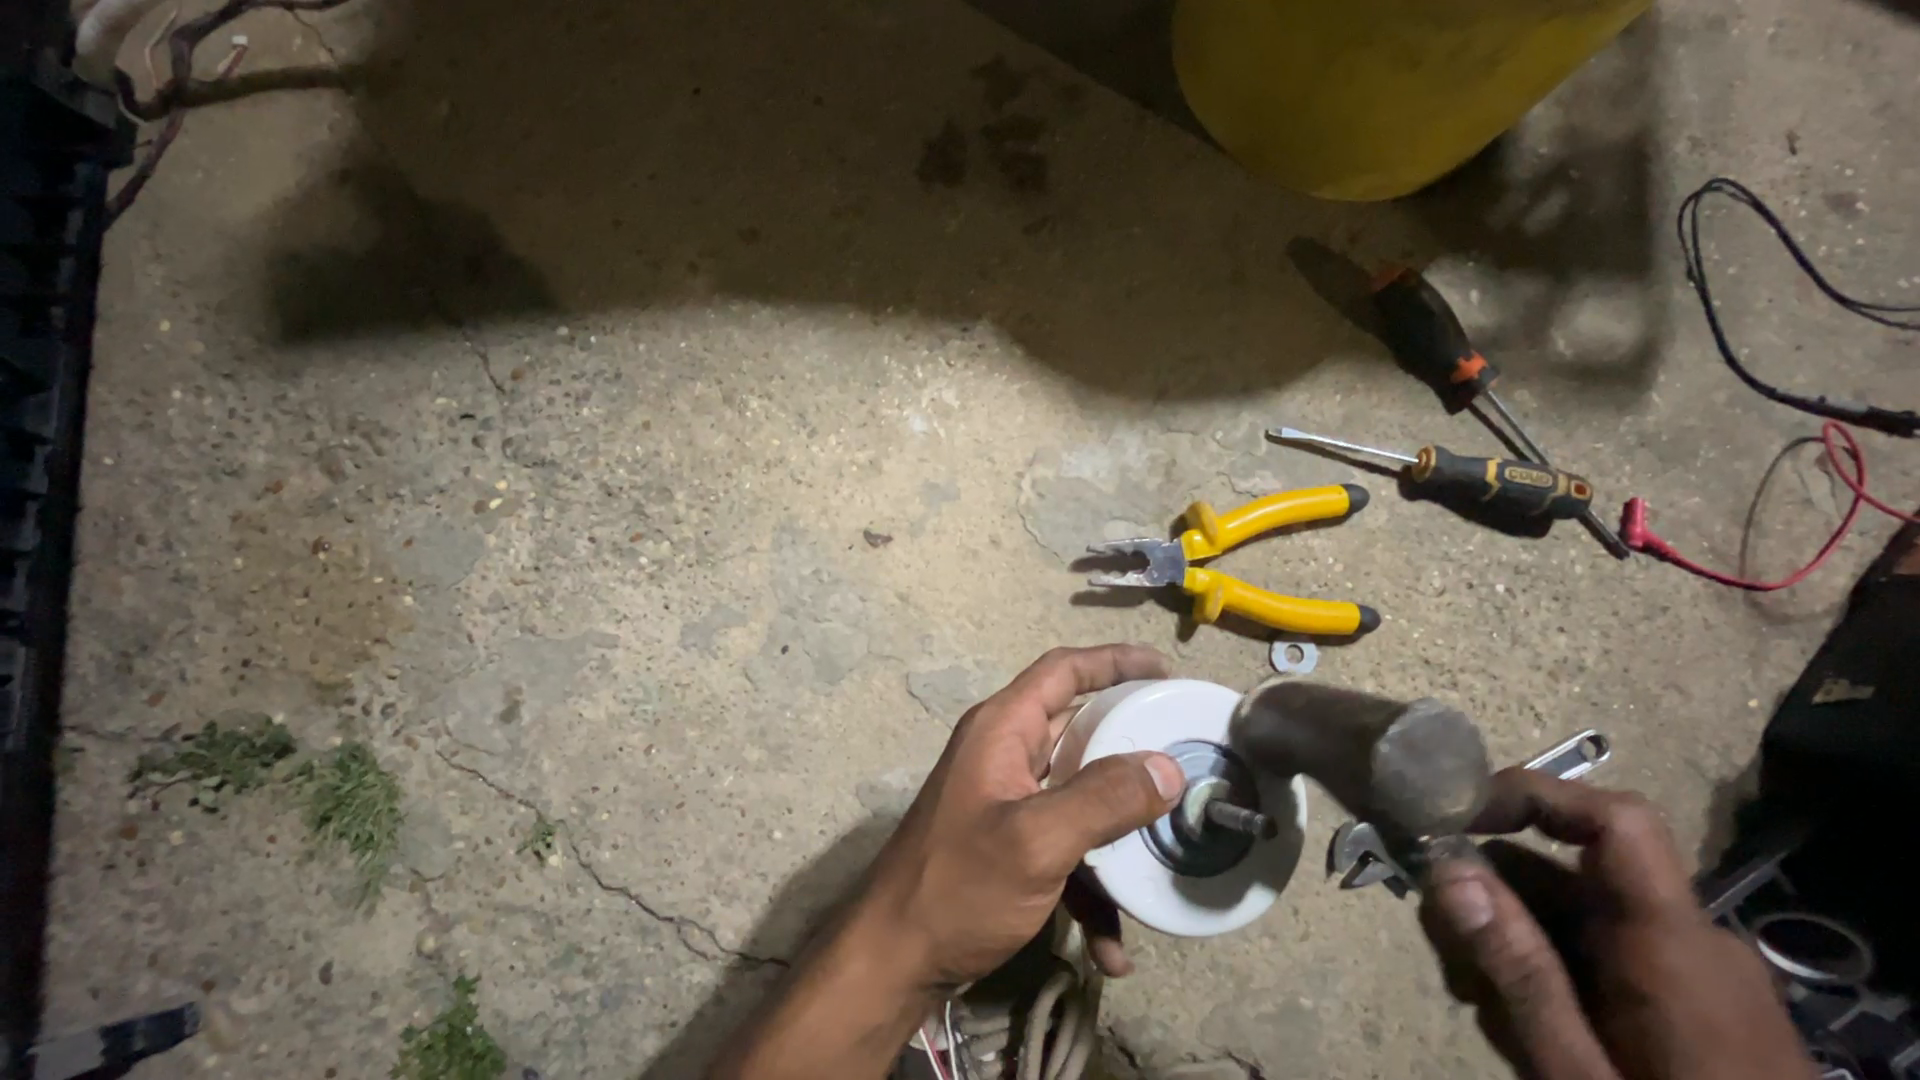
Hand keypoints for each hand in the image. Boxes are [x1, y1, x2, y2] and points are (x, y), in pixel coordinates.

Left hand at [851, 643, 1185, 988]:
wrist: (893, 961)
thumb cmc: (958, 887)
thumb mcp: (1036, 840)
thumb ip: (1103, 798)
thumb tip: (1167, 767)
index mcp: (1002, 729)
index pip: (1063, 670)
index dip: (1115, 661)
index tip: (1168, 673)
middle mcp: (1004, 755)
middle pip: (1079, 729)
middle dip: (1131, 745)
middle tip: (1185, 758)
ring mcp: (1007, 802)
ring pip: (1080, 795)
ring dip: (1119, 829)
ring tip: (1163, 855)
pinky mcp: (1010, 847)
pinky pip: (1066, 849)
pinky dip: (1092, 887)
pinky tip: (1111, 948)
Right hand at [1418, 769, 1816, 1079]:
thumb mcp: (1578, 1070)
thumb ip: (1517, 970)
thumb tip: (1446, 868)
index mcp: (1674, 944)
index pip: (1617, 820)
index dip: (1536, 794)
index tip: (1458, 814)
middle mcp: (1693, 937)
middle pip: (1569, 875)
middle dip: (1495, 897)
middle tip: (1447, 953)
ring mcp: (1700, 968)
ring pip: (1580, 915)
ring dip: (1518, 940)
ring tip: (1488, 1010)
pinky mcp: (1699, 996)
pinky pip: (1609, 949)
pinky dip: (1555, 966)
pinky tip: (1533, 1023)